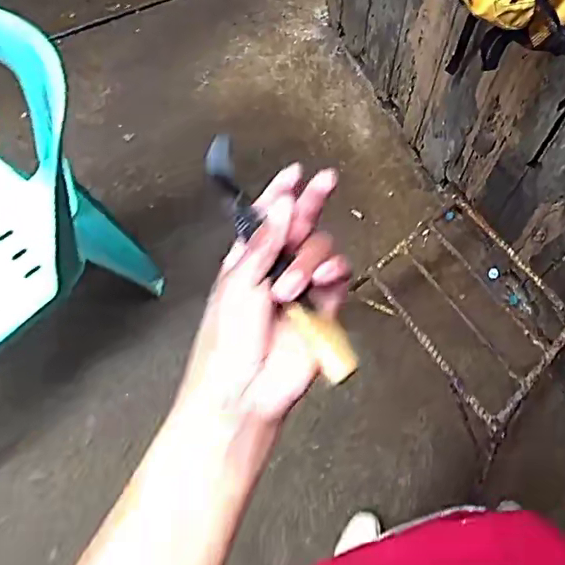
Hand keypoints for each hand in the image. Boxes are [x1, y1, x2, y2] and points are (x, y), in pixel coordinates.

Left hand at [172, 164, 350, 429]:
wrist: (244, 391)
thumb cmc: (226, 344)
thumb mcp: (237, 283)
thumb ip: (265, 242)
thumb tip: (282, 203)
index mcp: (249, 257)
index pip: (267, 216)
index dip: (280, 193)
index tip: (293, 174)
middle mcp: (277, 266)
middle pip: (300, 223)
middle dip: (312, 200)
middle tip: (324, 181)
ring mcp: (302, 286)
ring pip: (320, 247)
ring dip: (307, 259)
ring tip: (288, 287)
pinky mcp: (323, 306)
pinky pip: (338, 276)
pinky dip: (332, 271)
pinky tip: (321, 278)